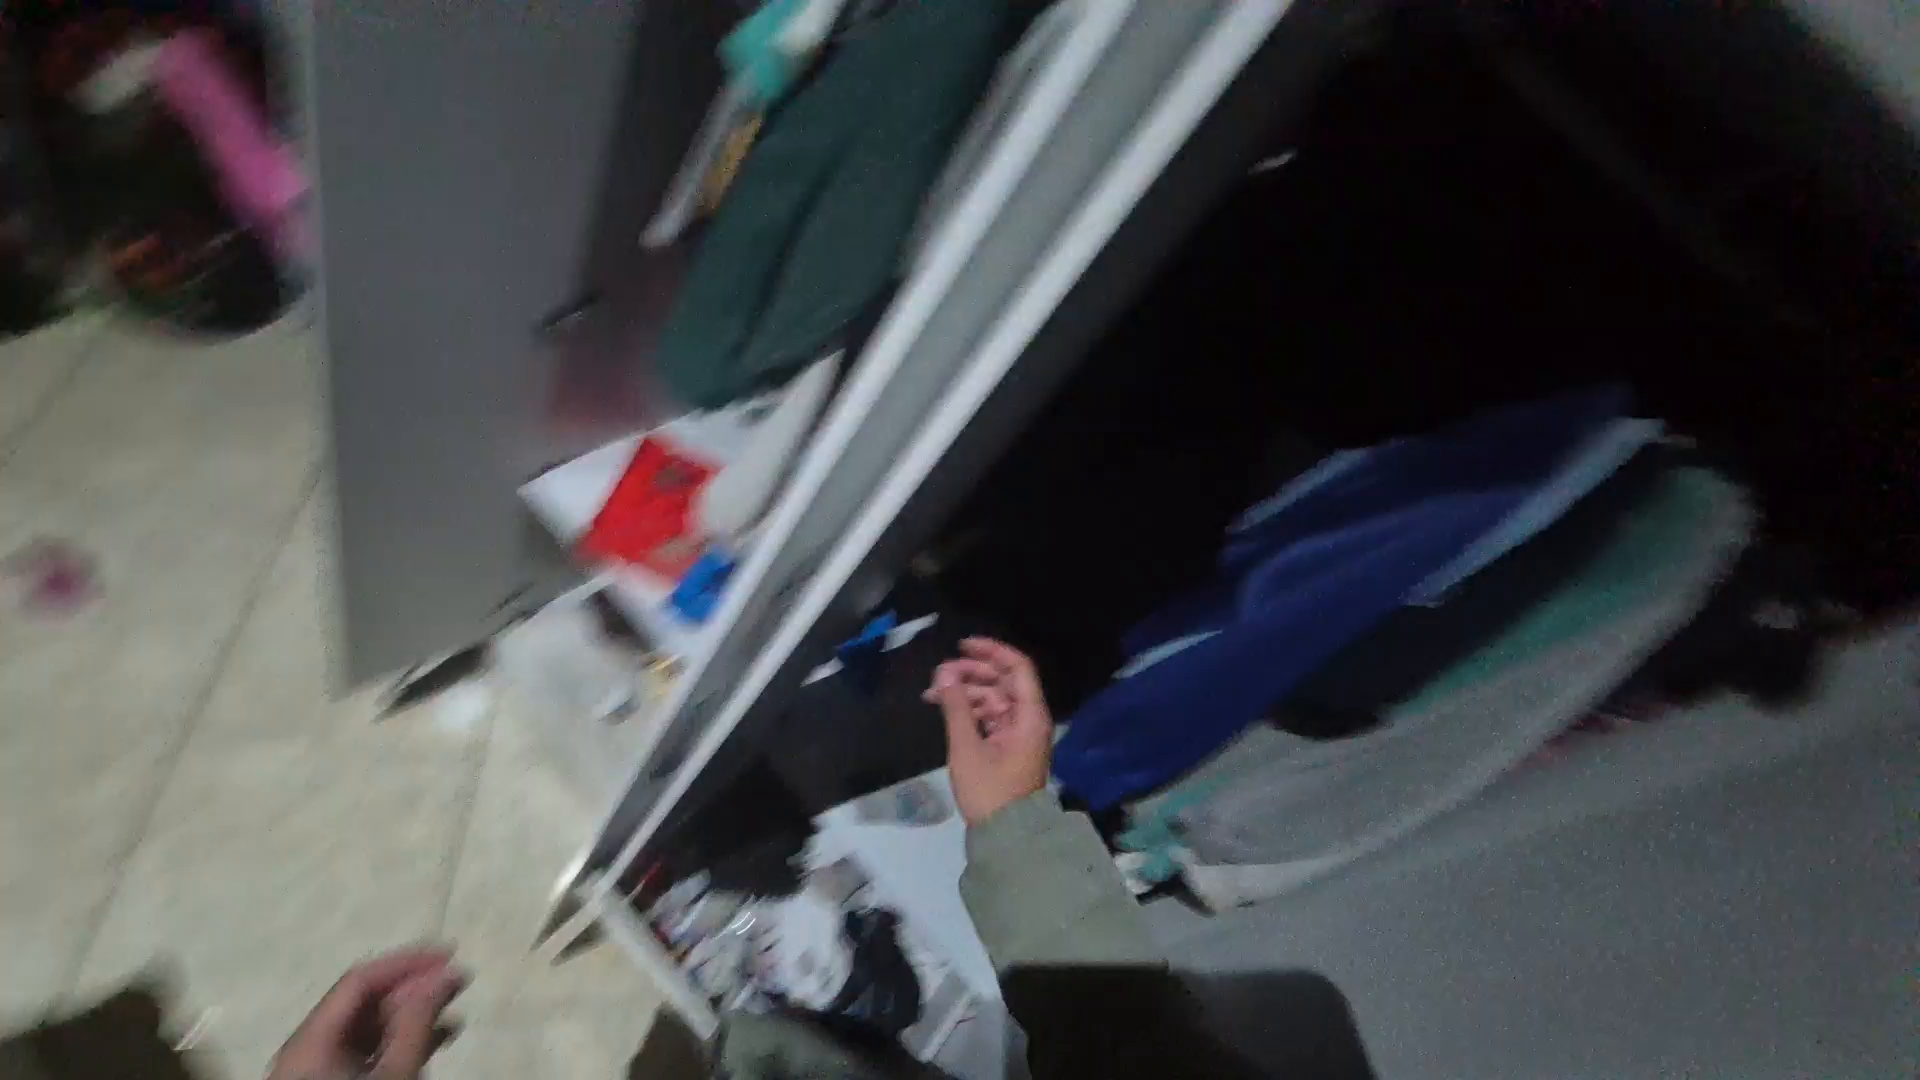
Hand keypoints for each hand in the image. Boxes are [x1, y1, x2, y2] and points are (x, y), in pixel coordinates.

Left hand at [269, 947, 465, 1079]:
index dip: (406, 961)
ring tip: (455, 1011)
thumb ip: (418, 1021)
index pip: (359, 981)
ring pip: (369, 1026)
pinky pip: (368, 1050)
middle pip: (363, 1002)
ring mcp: (317, 1072)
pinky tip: (437, 1038)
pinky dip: (403, 1038)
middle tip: (461, 980)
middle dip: (415, 987)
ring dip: (414, 1013)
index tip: (452, 954)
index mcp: (308, 1045)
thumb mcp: (395, 1074)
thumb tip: (444, 972)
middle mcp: (306, 1052)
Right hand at [923, 637, 1052, 825]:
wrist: (1007, 837)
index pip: (1017, 667)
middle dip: (972, 673)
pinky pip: (990, 716)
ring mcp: (1019, 732)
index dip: (992, 651)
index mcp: (1030, 715)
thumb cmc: (990, 791)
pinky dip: (970, 710)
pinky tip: (946, 709)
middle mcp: (1029, 718)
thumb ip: (956, 706)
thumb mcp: (967, 747)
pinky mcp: (1008, 746)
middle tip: (940, 674)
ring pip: (993, 698)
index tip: (962, 646)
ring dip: (966, 692)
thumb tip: (943, 672)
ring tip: (933, 694)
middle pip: (1003, 681)